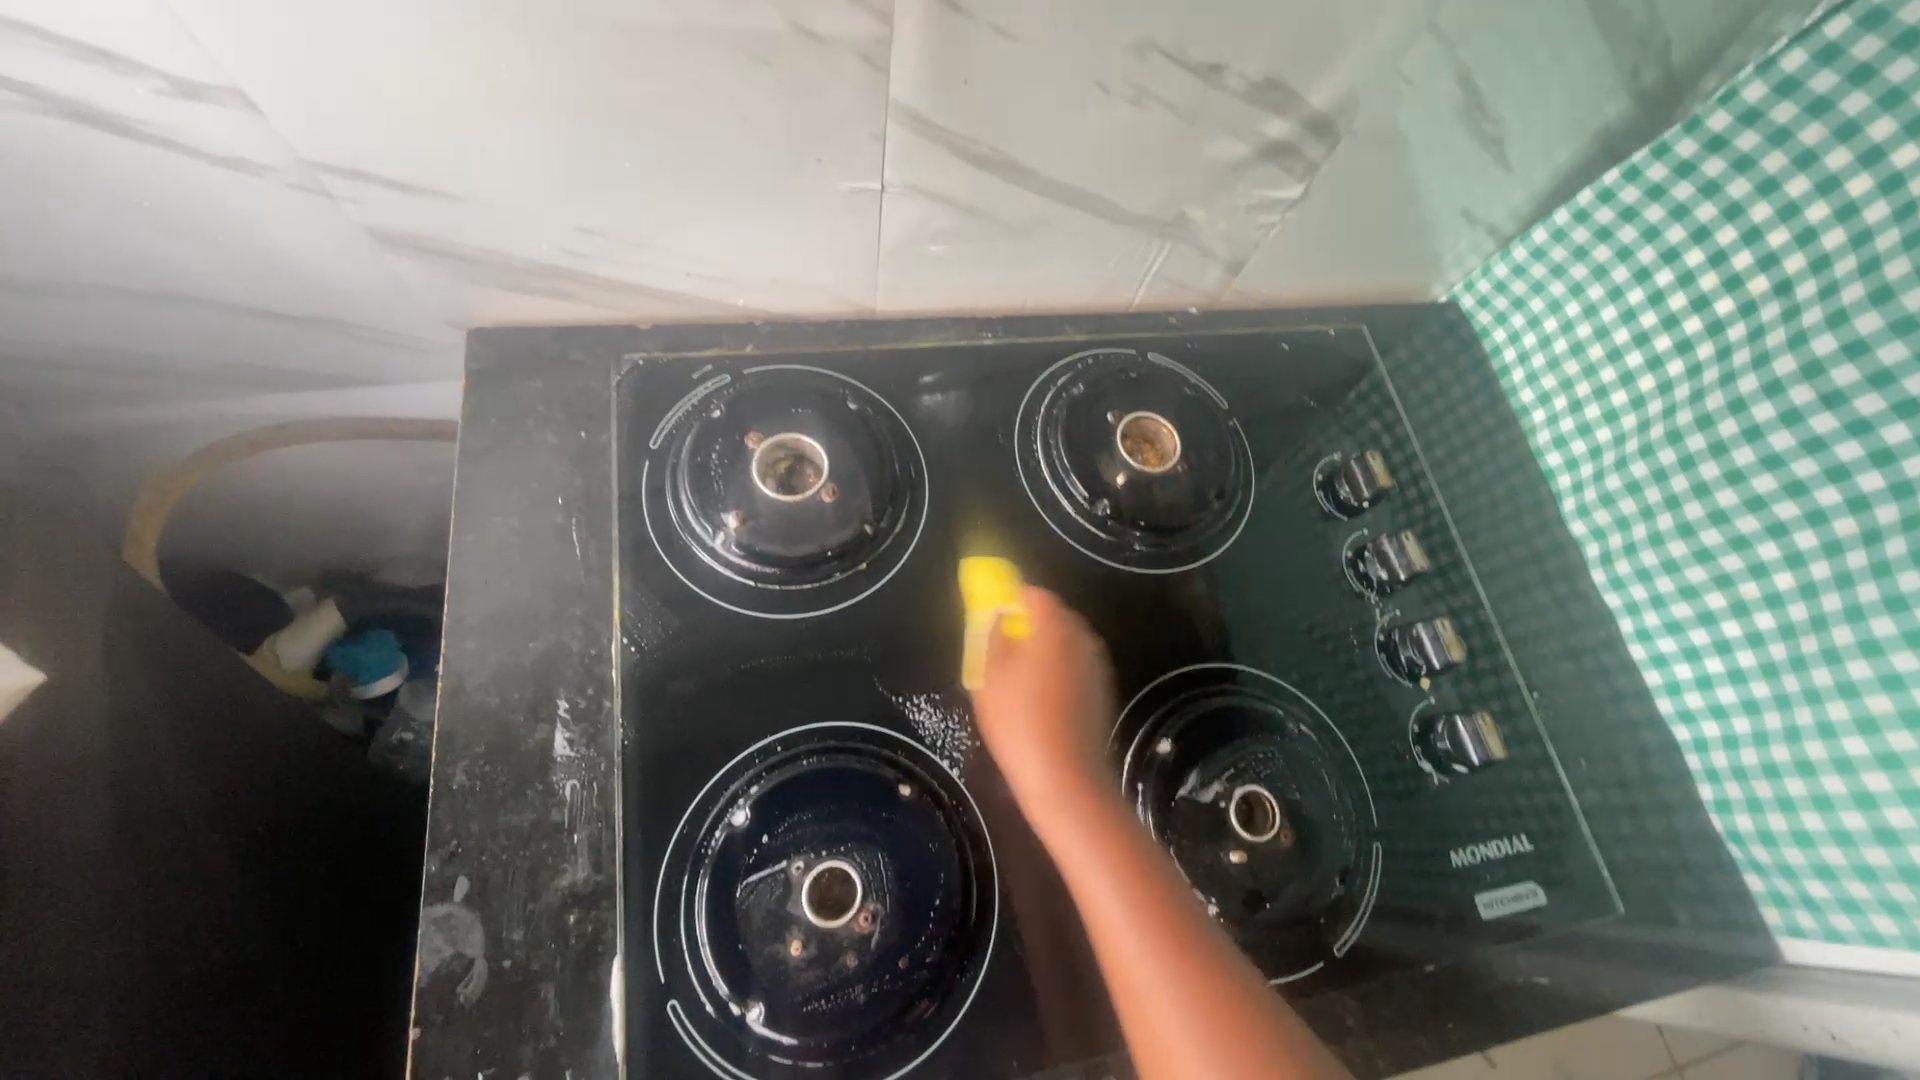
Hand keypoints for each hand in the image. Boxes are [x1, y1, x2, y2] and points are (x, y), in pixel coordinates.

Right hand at [968, 587, 1119, 827]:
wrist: (1065, 777)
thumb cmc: (1018, 723)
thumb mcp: (989, 677)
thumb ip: (993, 637)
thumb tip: (1000, 617)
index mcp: (1054, 628)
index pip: (1036, 595)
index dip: (1014, 598)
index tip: (995, 613)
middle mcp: (1082, 639)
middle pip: (1056, 616)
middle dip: (1031, 622)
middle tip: (1005, 644)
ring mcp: (1097, 665)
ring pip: (1069, 642)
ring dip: (1047, 647)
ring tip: (1021, 674)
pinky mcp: (1103, 691)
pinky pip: (1077, 665)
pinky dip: (1061, 669)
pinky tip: (1042, 697)